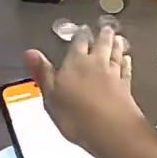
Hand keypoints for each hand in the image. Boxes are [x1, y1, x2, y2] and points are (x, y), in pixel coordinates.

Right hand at [24, 25, 150, 157]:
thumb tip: (28, 51)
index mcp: (76, 62)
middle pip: (101, 44)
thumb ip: (43, 72)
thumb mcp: (51, 95)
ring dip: (117, 44)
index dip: (80, 35)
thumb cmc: (74, 115)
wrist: (110, 130)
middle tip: (106, 27)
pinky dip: (127, 62)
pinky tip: (128, 59)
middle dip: (102, 35)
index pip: (78, 43)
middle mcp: (96, 63)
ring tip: (119, 37)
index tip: (83, 28)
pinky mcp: (126, 87)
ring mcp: (114, 74)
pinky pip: (126, 69)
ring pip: (116, 54)